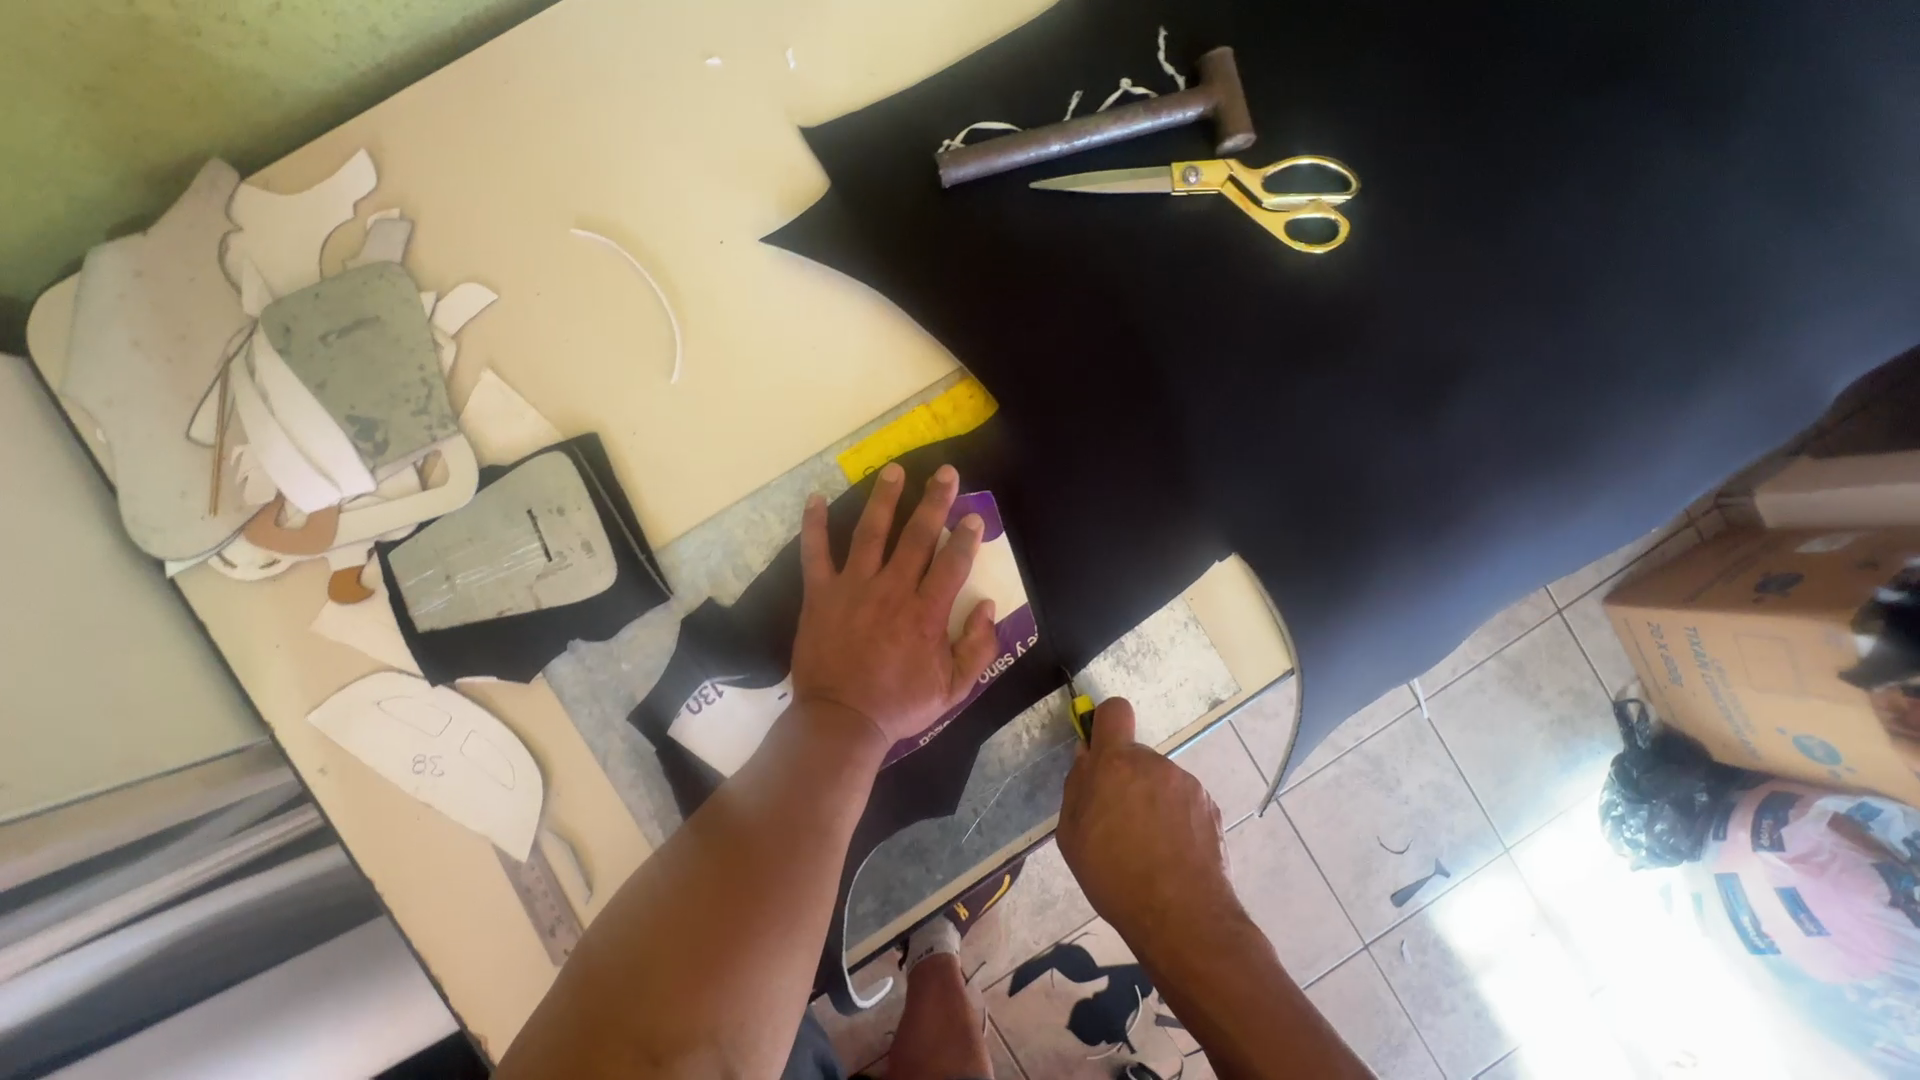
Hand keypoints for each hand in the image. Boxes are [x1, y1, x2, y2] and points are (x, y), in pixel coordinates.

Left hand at [791, 462, 999, 748]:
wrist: (841, 721)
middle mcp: (892, 590)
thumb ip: (978, 647)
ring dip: (884, 499)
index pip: (953, 563)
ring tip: (894, 471)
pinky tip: (816, 498)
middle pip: (917, 536)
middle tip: (946, 473)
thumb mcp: (953, 689)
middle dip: (934, 501)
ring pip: (870, 533)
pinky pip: (816, 553)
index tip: (974, 516)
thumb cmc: (900, 706)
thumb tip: (987, 607)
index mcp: (926, 613)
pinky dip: (814, 525)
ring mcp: (853, 588)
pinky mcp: (820, 595)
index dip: (966, 537)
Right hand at [1057, 698, 1241, 948]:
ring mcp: (1188, 784)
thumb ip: (1077, 786)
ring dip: (1151, 800)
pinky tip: (1171, 854)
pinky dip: (1175, 819)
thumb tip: (1087, 757)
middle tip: (1117, 823)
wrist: (1181, 917)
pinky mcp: (1211, 807)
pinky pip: (1183, 802)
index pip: (1115, 711)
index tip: (1100, 751)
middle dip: (1124, 778)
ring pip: (1159, 781)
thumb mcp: (1071, 835)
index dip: (1105, 723)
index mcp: (1116, 763)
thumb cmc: (1113, 876)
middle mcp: (1155, 763)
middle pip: (1134, 756)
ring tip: (1147, 847)